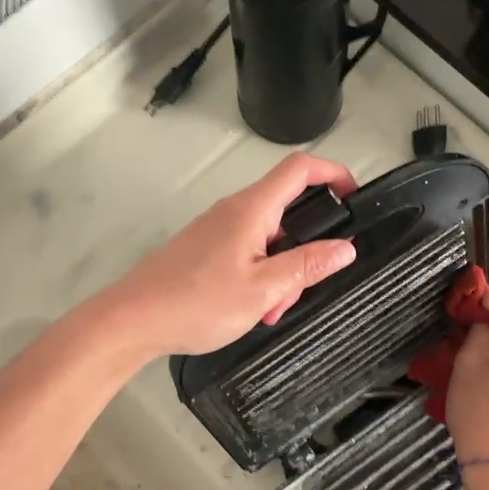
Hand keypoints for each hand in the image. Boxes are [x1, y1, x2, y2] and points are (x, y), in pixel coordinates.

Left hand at [105, 152, 359, 356]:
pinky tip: (250, 310)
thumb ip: (307, 265)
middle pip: (288, 211)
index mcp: (252, 209)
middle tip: (302, 289)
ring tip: (270, 310)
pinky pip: (247, 253)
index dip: (334, 174)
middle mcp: (234, 211)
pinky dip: (259, 278)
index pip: (300, 169)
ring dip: (281, 272)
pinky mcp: (205, 249)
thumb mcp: (264, 289)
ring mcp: (217, 229)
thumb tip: (346, 247)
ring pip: (268, 240)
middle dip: (306, 248)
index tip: (355, 198)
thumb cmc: (198, 303)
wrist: (133, 320)